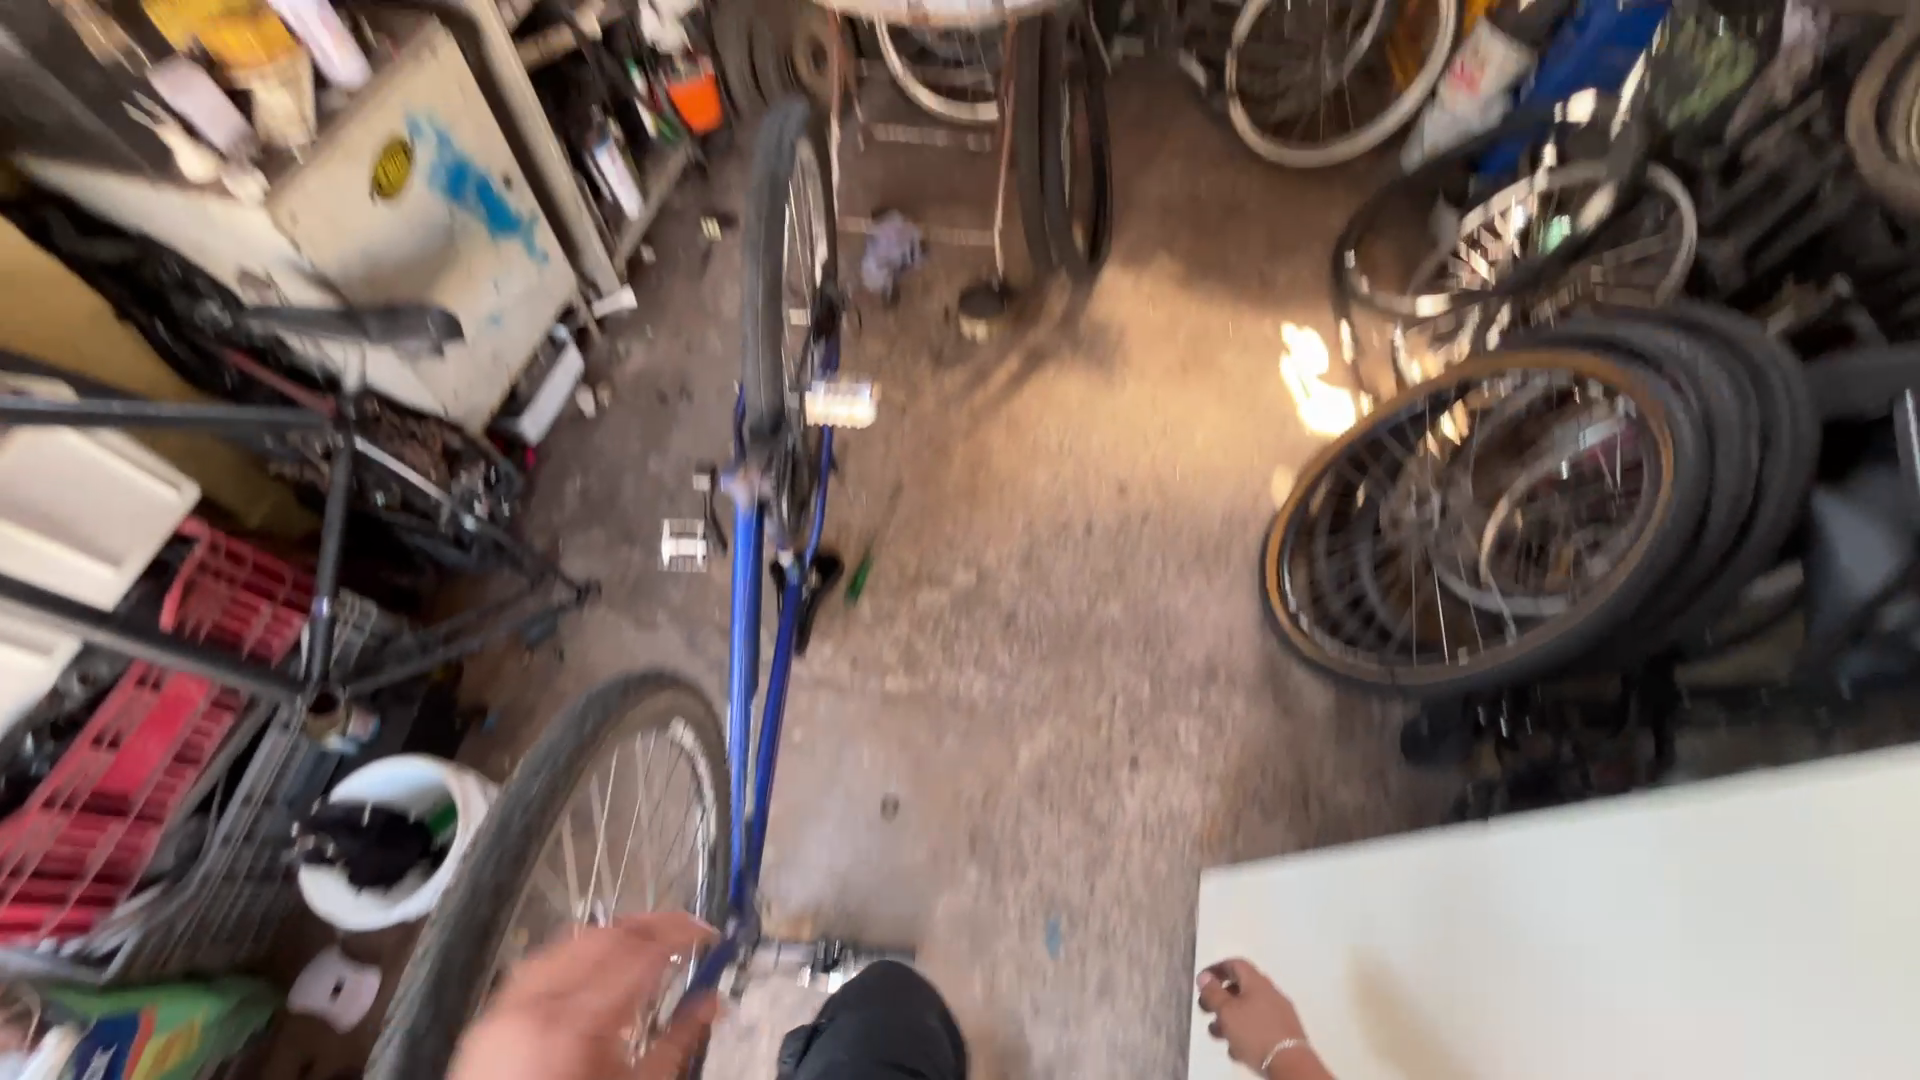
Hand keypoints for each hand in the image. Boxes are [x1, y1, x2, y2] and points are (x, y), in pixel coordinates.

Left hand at [449, 913, 720, 1079]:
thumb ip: (677, 1040)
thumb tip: (714, 1001)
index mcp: (578, 1026)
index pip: (642, 952)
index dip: (682, 934)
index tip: (709, 935)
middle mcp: (539, 1005)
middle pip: (609, 935)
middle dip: (654, 926)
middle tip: (686, 933)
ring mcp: (508, 1007)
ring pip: (574, 940)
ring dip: (618, 934)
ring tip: (649, 944)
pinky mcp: (491, 1016)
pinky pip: (541, 962)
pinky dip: (578, 951)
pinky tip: (598, 962)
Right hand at [1196, 958, 1308, 1073]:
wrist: (1292, 1065)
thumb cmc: (1255, 1032)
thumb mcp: (1226, 1011)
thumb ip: (1213, 993)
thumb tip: (1205, 977)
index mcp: (1257, 981)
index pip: (1235, 964)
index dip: (1216, 969)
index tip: (1202, 982)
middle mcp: (1271, 993)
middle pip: (1241, 989)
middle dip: (1221, 1000)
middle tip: (1206, 1011)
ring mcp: (1281, 1014)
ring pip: (1250, 1010)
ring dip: (1231, 1020)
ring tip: (1218, 1034)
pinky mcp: (1286, 1034)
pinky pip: (1261, 1027)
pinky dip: (1246, 1033)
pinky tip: (1238, 1048)